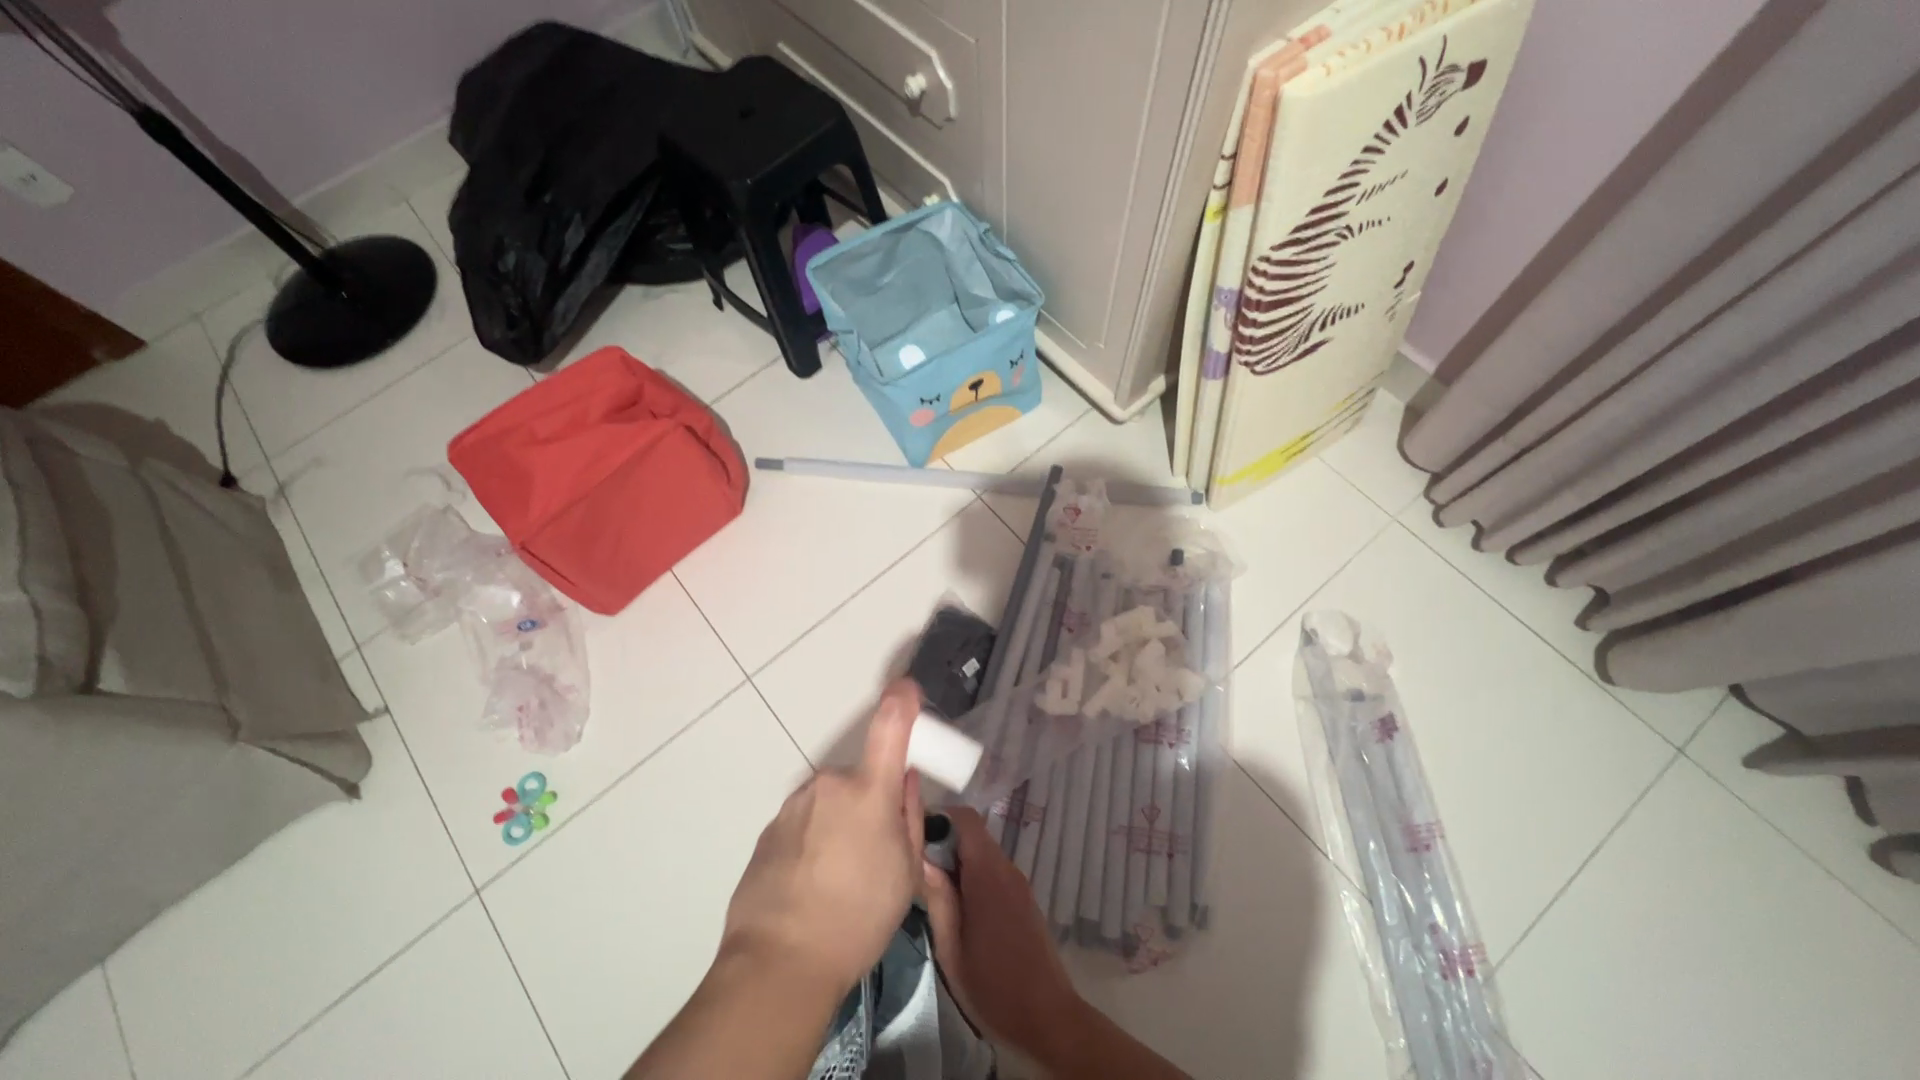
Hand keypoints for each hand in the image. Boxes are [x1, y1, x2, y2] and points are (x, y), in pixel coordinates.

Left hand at [718, 679, 926, 995]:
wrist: (779, 960)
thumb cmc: (859, 917)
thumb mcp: (906, 872)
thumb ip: (908, 817)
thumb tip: (902, 783)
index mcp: (869, 791)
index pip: (890, 725)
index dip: (903, 701)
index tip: (908, 689)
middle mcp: (828, 786)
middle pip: (860, 780)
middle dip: (871, 803)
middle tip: (878, 855)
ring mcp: (793, 808)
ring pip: (830, 804)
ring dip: (841, 825)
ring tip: (841, 882)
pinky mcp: (768, 833)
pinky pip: (804, 826)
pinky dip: (814, 844)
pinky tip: (813, 889)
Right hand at [918, 807, 1085, 1058]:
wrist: (1048, 1018)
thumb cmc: (993, 986)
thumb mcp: (951, 948)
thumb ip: (938, 899)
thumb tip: (920, 859)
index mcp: (989, 875)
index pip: (965, 819)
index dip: (937, 817)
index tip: (910, 834)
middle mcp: (1008, 871)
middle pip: (973, 835)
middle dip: (942, 841)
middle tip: (911, 864)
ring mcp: (1019, 886)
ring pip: (982, 855)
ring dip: (955, 861)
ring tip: (926, 885)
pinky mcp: (1024, 902)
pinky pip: (993, 873)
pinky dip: (971, 876)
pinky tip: (954, 904)